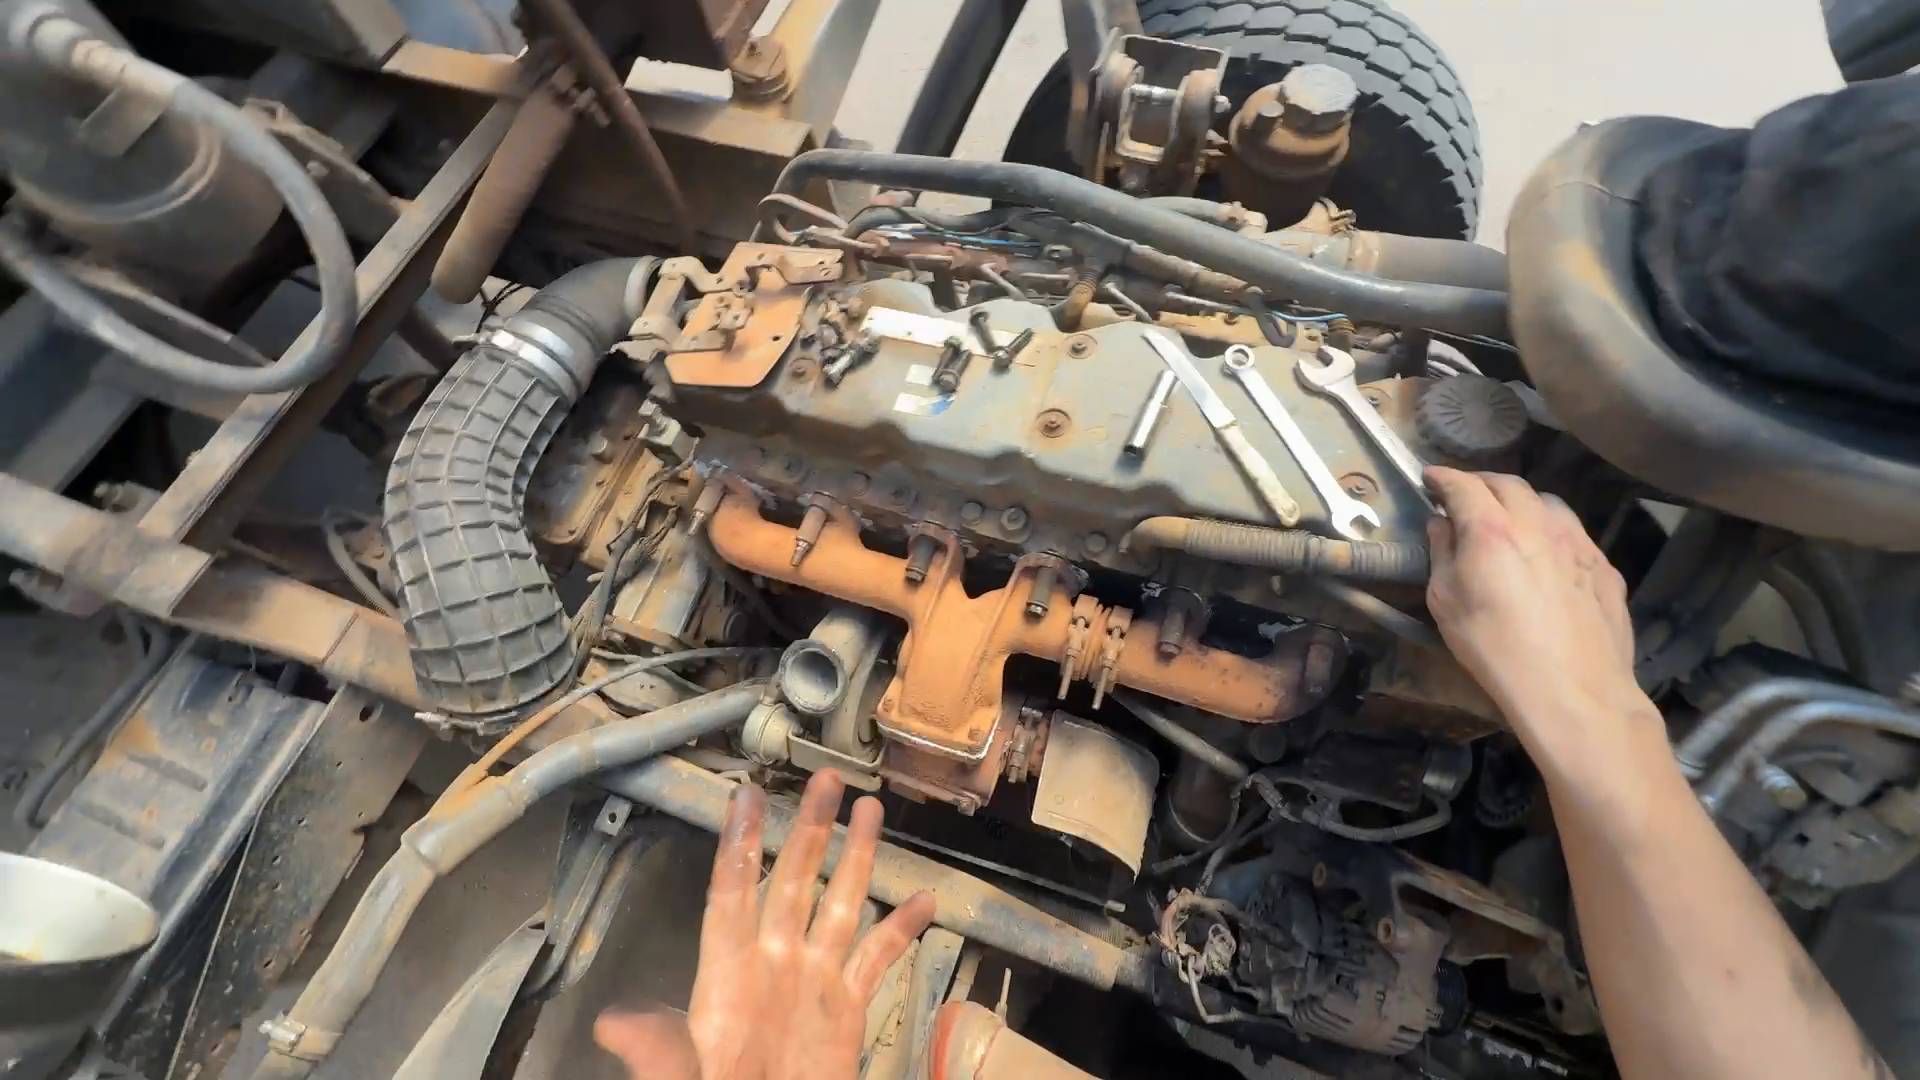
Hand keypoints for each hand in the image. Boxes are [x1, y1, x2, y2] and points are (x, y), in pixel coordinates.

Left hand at [594, 771, 936, 1079]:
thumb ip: (663, 1053)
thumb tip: (612, 1021)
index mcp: (730, 977)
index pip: (733, 894)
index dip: (740, 843)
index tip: (746, 794)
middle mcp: (774, 962)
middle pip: (793, 879)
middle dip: (810, 828)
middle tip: (827, 779)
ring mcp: (813, 981)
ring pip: (840, 903)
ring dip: (856, 856)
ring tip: (871, 809)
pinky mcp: (846, 1008)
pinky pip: (878, 959)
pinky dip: (901, 930)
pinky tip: (925, 901)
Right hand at [1423, 468, 1650, 757]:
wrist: (1570, 688)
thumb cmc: (1492, 645)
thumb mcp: (1444, 600)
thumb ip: (1442, 553)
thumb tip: (1443, 524)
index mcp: (1491, 531)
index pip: (1464, 486)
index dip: (1443, 477)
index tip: (1429, 477)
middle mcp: (1537, 525)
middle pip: (1509, 484)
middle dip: (1480, 482)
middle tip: (1461, 494)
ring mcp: (1577, 543)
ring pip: (1547, 501)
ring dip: (1519, 500)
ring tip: (1505, 516)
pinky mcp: (1604, 566)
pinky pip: (1573, 530)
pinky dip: (1549, 525)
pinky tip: (1542, 549)